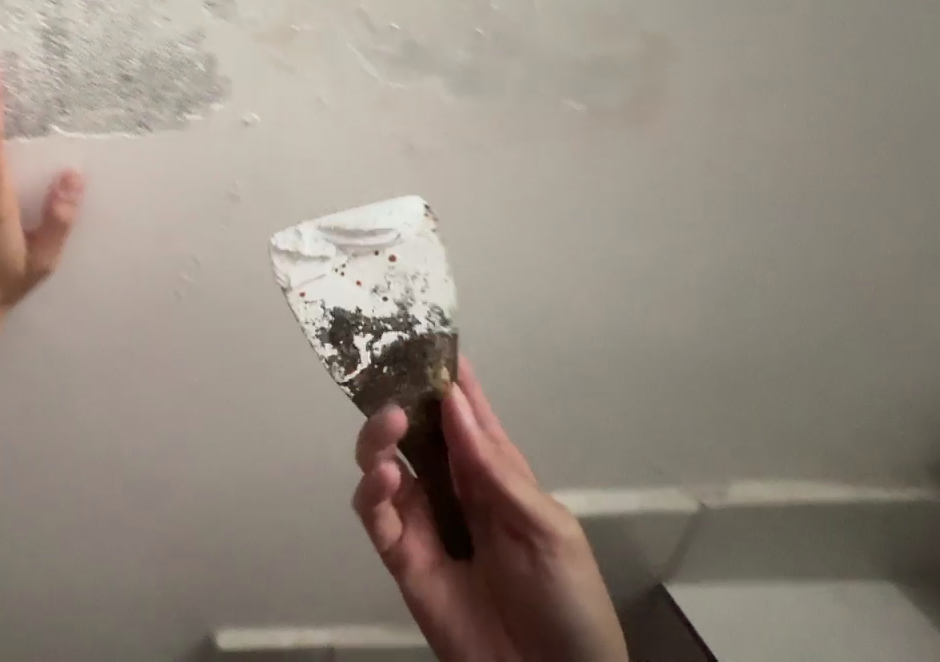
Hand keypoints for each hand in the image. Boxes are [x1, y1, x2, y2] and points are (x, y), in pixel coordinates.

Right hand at [352, 360, 626, 661]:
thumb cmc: (568, 603)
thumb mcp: (548, 531)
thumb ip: (497, 471)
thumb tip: (454, 403)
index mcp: (494, 475)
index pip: (465, 416)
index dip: (447, 377)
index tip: (426, 337)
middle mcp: (453, 489)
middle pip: (414, 432)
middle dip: (400, 399)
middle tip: (392, 377)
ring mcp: (424, 521)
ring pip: (383, 462)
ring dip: (379, 437)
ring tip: (390, 422)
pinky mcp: (402, 556)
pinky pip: (375, 514)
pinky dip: (371, 490)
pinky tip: (385, 477)